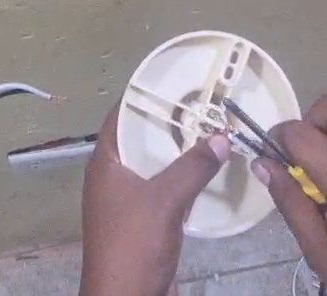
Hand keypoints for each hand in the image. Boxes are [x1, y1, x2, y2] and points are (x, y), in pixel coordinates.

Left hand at [80, 103, 228, 295]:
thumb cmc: (133, 245)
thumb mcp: (165, 200)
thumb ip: (193, 166)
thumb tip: (222, 135)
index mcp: (105, 163)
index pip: (120, 115)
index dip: (143, 96)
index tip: (173, 81)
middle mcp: (112, 177)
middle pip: (140, 139)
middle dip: (169, 123)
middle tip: (201, 104)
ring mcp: (126, 202)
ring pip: (153, 165)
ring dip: (178, 153)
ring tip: (209, 132)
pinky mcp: (142, 224)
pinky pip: (162, 190)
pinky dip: (181, 179)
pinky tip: (206, 173)